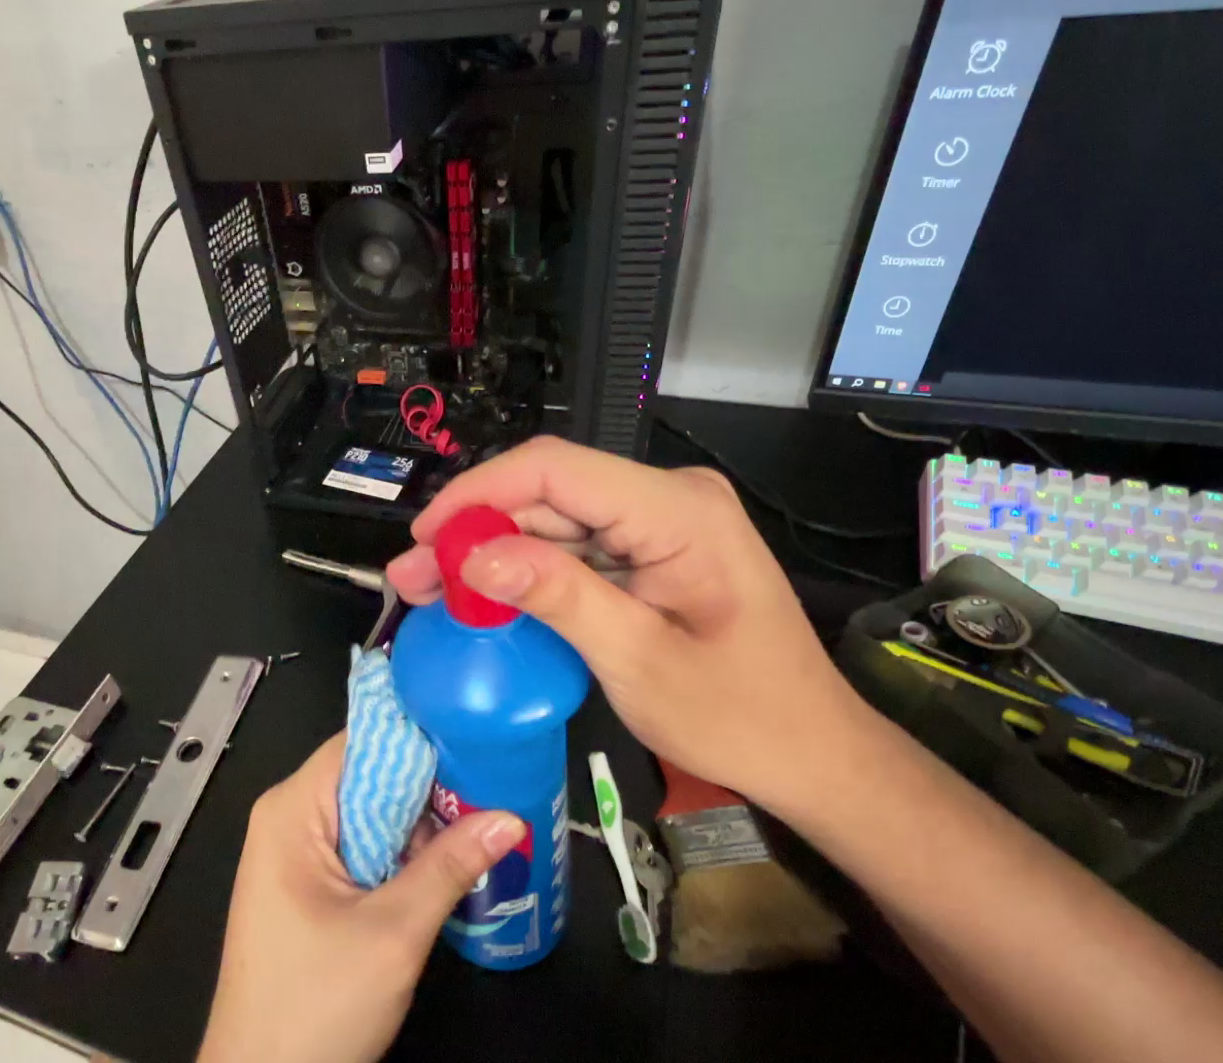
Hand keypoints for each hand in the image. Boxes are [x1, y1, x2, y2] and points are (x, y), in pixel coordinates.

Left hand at [199, 733, 526, 1062]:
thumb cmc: (312, 1007)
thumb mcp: (393, 933)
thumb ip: (450, 867)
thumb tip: (509, 819)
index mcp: (293, 811)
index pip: (362, 742)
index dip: (418, 736)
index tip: (476, 734)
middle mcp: (291, 819)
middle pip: (370, 776)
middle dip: (431, 784)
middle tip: (495, 785)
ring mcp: (299, 853)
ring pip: (373, 813)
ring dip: (423, 823)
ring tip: (487, 819)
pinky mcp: (313, 884)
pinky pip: (366, 846)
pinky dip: (405, 852)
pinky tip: (451, 860)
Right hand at [386, 436, 868, 805]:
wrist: (811, 752)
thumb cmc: (738, 715)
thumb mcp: (638, 659)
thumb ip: (558, 597)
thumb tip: (473, 557)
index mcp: (677, 510)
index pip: (556, 470)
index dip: (479, 494)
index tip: (424, 538)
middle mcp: (668, 499)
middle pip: (550, 493)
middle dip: (475, 531)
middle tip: (411, 577)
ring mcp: (661, 524)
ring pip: (556, 522)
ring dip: (493, 553)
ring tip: (428, 589)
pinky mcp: (652, 552)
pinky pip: (578, 549)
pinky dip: (528, 573)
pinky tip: (481, 595)